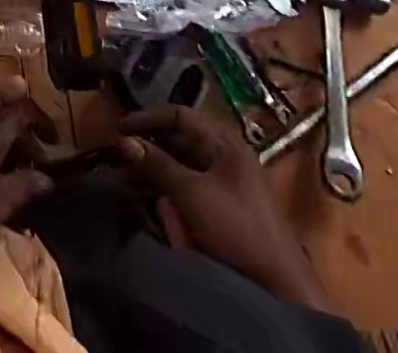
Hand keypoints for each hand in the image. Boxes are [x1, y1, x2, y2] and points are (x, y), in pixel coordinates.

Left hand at [0, 77, 57, 244]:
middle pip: (4, 114)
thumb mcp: (0, 199)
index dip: (42, 121)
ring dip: (2, 138)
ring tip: (11, 167)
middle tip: (34, 158)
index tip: (55, 141)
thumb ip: (26, 185)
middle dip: (22, 132)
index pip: (24, 110)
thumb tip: (47, 177)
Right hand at [118, 105, 331, 311]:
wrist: (277, 282)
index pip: (179, 114)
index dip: (147, 117)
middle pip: (179, 135)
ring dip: (155, 162)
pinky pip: (187, 179)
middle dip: (149, 140)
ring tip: (129, 170)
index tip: (120, 128)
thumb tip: (123, 140)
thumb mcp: (190, 193)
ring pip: (181, 158)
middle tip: (121, 149)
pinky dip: (165, 179)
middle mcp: (225, 154)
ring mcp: (225, 177)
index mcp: (224, 142)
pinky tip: (148, 189)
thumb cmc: (236, 227)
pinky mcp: (222, 199)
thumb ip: (156, 163)